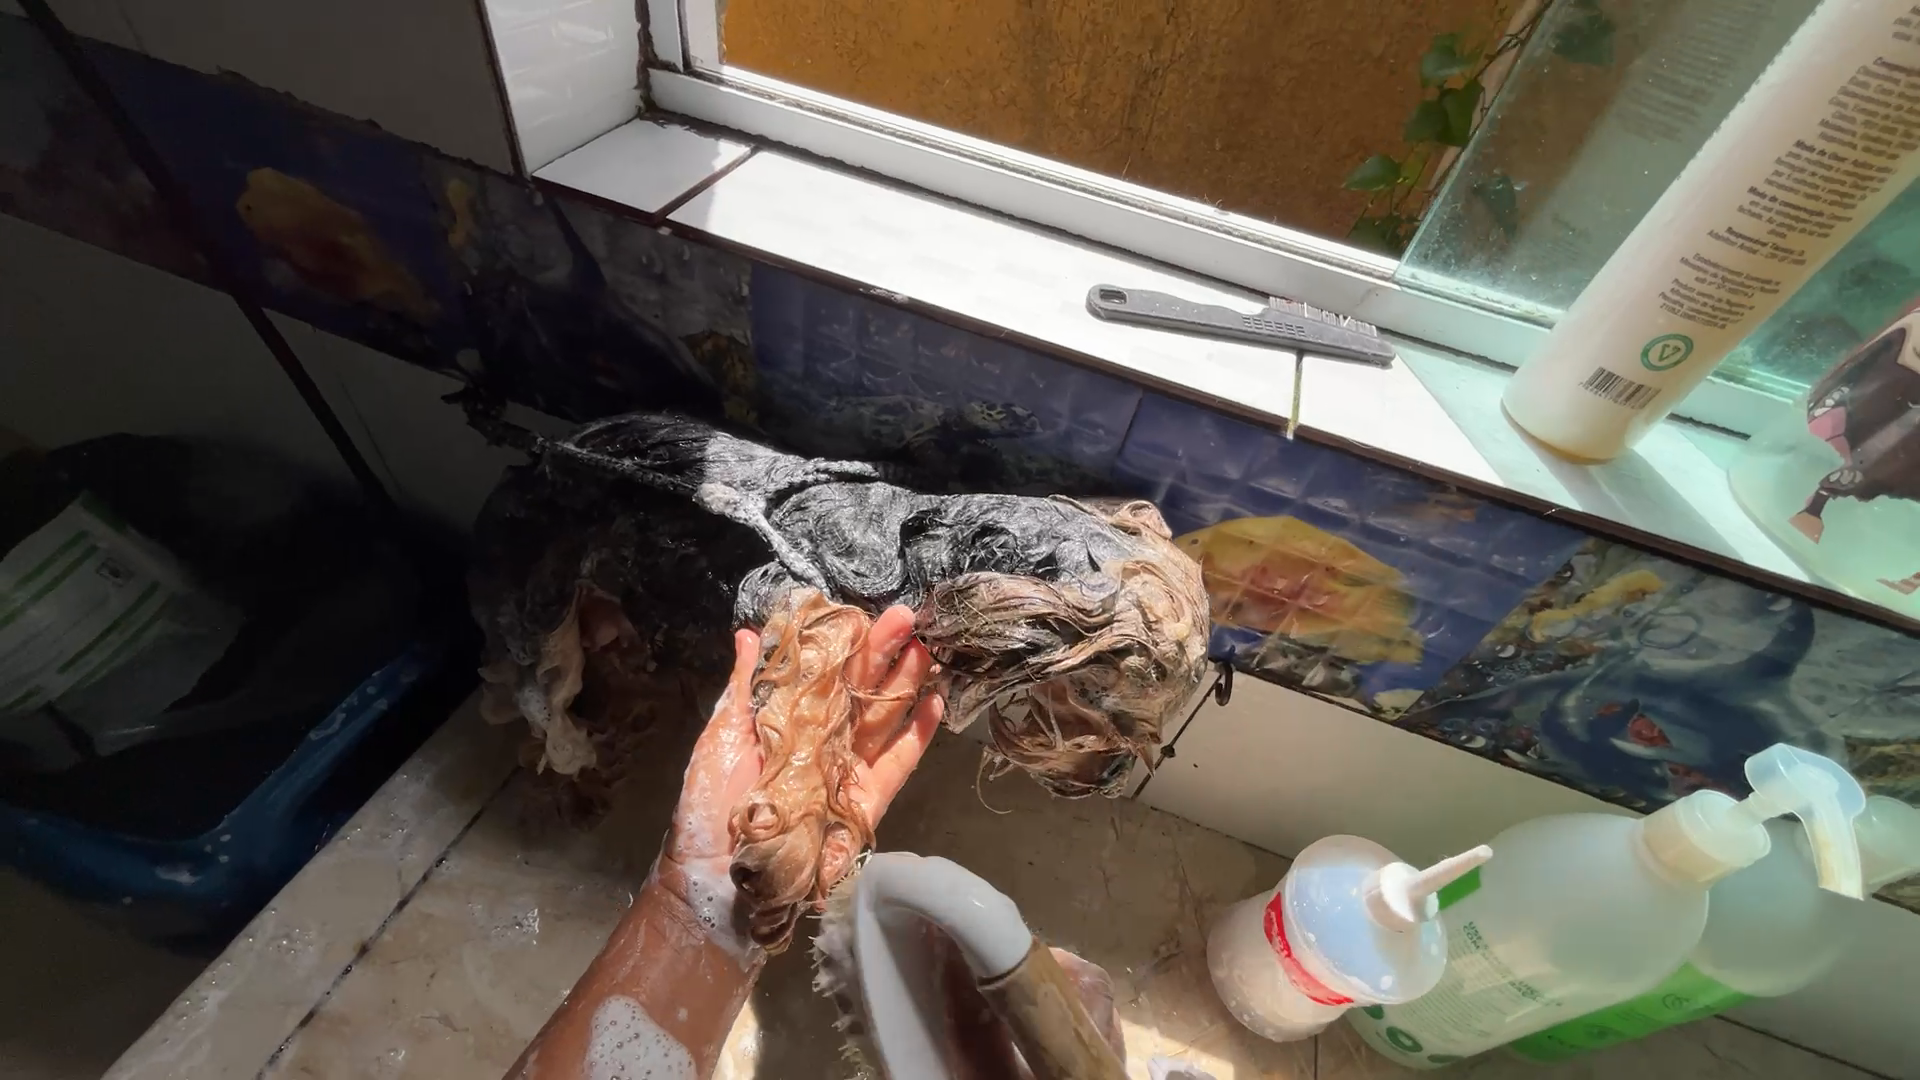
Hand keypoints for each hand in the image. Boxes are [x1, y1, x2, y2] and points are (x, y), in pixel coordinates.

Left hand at [657, 605, 944, 918]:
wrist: (716, 878)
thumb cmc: (712, 803)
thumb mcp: (723, 734)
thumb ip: (744, 685)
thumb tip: (748, 633)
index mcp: (793, 718)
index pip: (828, 671)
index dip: (849, 642)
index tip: (866, 613)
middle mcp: (826, 736)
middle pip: (862, 688)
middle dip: (884, 652)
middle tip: (908, 617)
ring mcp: (849, 766)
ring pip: (884, 717)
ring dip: (906, 683)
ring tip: (927, 648)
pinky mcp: (868, 800)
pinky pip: (898, 763)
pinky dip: (918, 734)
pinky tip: (935, 701)